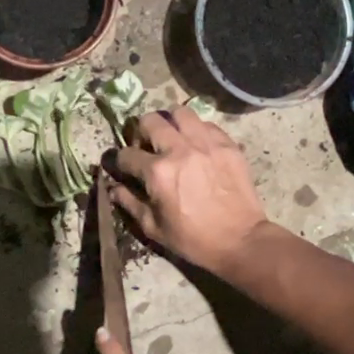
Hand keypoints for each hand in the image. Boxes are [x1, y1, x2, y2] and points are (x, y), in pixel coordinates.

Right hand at [108, 107, 269, 274]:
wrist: (240, 241)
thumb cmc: (193, 239)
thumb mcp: (154, 228)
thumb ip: (129, 203)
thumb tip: (113, 187)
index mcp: (158, 172)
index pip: (127, 154)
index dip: (120, 161)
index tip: (124, 166)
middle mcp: (180, 149)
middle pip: (151, 121)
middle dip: (142, 132)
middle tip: (147, 146)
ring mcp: (206, 143)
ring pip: (180, 112)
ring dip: (171, 123)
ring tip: (173, 138)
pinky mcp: (227, 144)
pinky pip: (207, 124)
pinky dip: (197, 131)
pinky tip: (197, 146)